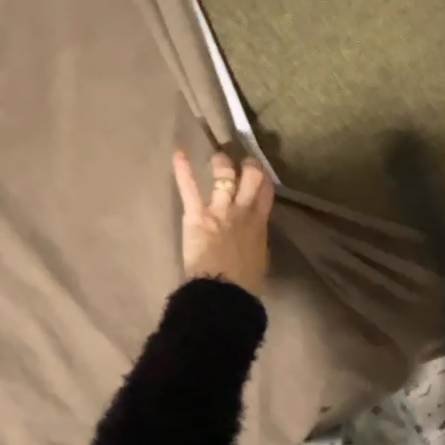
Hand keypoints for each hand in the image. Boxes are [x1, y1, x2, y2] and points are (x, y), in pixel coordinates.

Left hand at [172, 150, 273, 298]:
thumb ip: (256, 242)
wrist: (223, 291)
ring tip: (219, 157)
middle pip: (250, 177)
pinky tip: (178, 152)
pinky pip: (189, 188)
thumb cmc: (244, 284)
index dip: (264, 179)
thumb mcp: (259, 260)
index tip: (261, 173)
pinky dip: (183, 170)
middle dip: (247, 166)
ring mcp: (219, 210)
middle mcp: (242, 211)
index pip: (266, 193)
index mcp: (259, 225)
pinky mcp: (197, 215)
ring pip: (224, 176)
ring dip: (221, 164)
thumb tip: (253, 236)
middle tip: (243, 161)